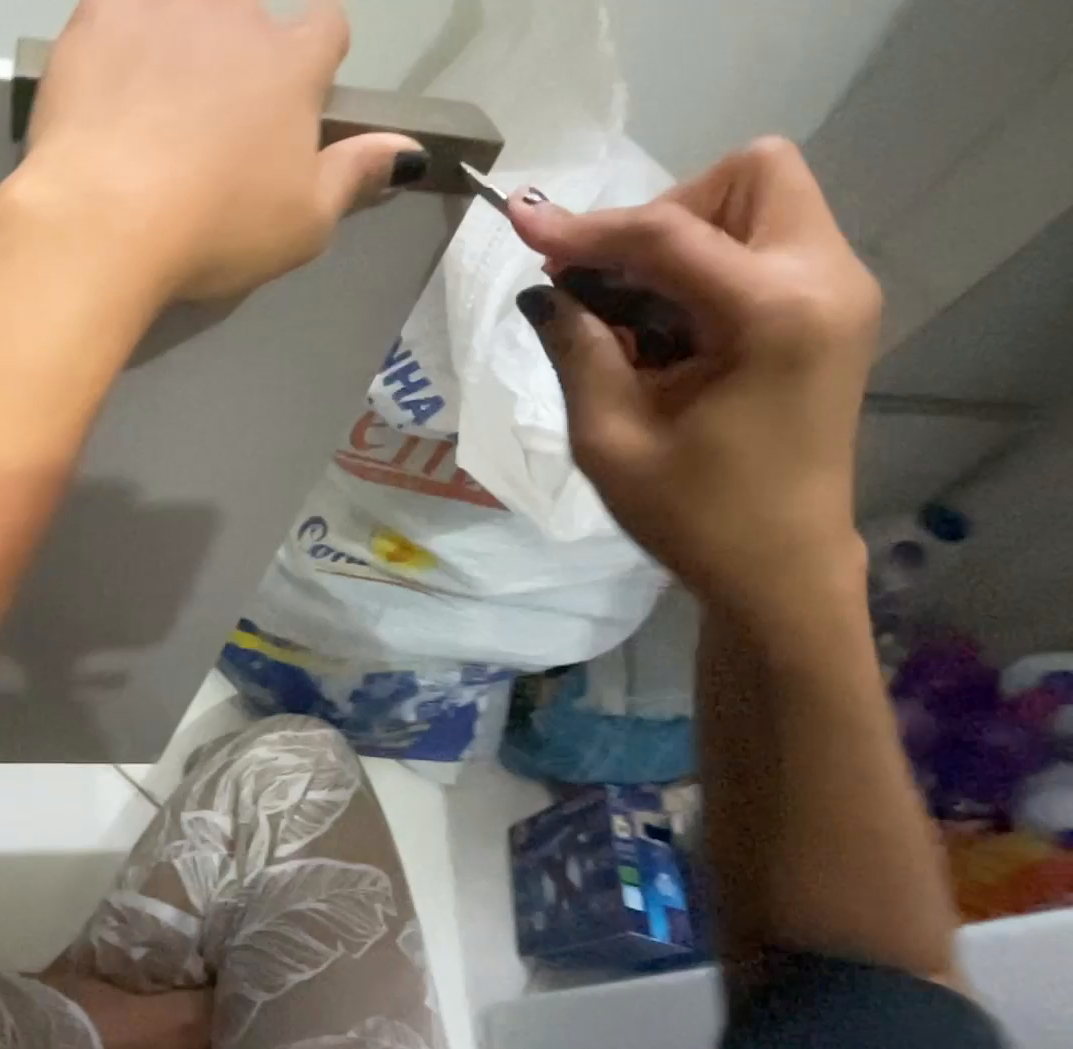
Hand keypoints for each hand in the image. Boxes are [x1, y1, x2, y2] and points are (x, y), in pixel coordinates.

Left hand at [7, 0, 424, 300]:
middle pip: (247, 18)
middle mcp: (236, 16)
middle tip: (204, 120)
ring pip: (181, 9)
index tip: (289, 100)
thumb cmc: (215, 231)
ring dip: (175, 39)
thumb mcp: (303, 225)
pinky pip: (115, 9)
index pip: (325, 31)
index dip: (311, 62)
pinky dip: (114, 38)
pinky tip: (101, 84)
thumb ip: (353, 177)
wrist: (105, 219)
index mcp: (292, 65)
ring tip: (149, 99)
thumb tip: (408, 150)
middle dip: (233, 57)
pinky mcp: (97, 15)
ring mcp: (164, 7)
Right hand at [506, 138, 880, 615]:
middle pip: (749, 176)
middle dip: (663, 214)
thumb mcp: (609, 435)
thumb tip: (545, 289)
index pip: (669, 232)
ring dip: (681, 240)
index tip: (519, 224)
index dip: (586, 226)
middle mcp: (825, 281)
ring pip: (759, 201)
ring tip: (630, 315)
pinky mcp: (826, 311)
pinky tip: (664, 329)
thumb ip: (577, 348)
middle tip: (611, 284)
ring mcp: (836, 292)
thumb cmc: (690, 514)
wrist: (778, 565)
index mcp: (774, 315)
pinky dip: (702, 266)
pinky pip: (762, 244)